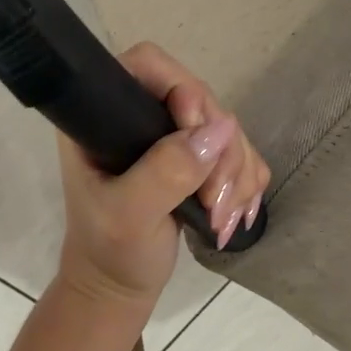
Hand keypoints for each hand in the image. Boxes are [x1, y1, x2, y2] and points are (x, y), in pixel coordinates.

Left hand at [54, 45, 268, 306]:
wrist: (119, 284)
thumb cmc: (109, 247)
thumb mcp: (129, 214)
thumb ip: (166, 172)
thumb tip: (218, 130)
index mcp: (105, 112)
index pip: (149, 65)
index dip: (182, 89)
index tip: (196, 135)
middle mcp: (139, 114)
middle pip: (201, 98)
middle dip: (219, 152)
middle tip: (214, 201)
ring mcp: (171, 135)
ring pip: (226, 129)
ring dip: (235, 175)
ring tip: (220, 220)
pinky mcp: (197, 159)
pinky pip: (240, 154)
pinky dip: (245, 184)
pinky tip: (232, 218)